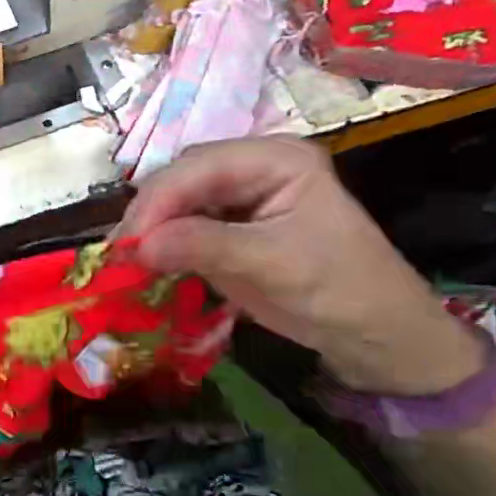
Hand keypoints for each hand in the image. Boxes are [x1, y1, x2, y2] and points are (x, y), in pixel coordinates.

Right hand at [118, 137, 484, 395]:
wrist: (376, 337)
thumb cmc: (343, 290)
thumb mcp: (276, 264)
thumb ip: (205, 246)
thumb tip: (137, 247)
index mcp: (276, 158)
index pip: (199, 166)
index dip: (159, 200)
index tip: (128, 242)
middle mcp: (251, 167)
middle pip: (180, 178)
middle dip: (149, 213)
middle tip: (119, 254)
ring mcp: (236, 196)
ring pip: (173, 201)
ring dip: (148, 228)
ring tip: (123, 260)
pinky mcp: (225, 226)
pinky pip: (180, 226)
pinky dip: (159, 244)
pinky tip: (143, 262)